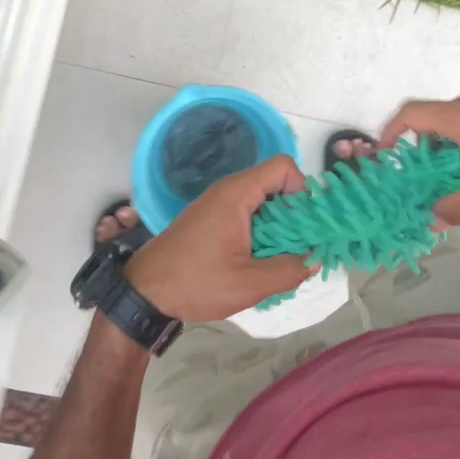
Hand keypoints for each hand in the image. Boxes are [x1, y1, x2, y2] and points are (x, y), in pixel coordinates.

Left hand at [125, 154, 316, 321]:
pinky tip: (260, 261)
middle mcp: (229, 190)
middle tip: (299, 247)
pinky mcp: (213, 218)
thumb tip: (314, 258)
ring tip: (281, 259)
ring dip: (278, 226)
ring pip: (263, 200)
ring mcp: (219, 203)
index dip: (302, 190)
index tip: (305, 226)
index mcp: (237, 193)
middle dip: (294, 213)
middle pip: (276, 183)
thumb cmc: (196, 282)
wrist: (145, 291)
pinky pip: (248, 213)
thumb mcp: (249, 284)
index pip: (283, 166)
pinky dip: (262, 231)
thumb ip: (288, 270)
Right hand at [378, 89, 459, 225]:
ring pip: (457, 121)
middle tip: (421, 178)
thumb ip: (457, 208)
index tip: (385, 154)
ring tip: (453, 179)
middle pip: (434, 118)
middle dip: (421, 148)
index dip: (391, 132)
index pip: (412, 114)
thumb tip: (432, 217)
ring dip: (447, 146)